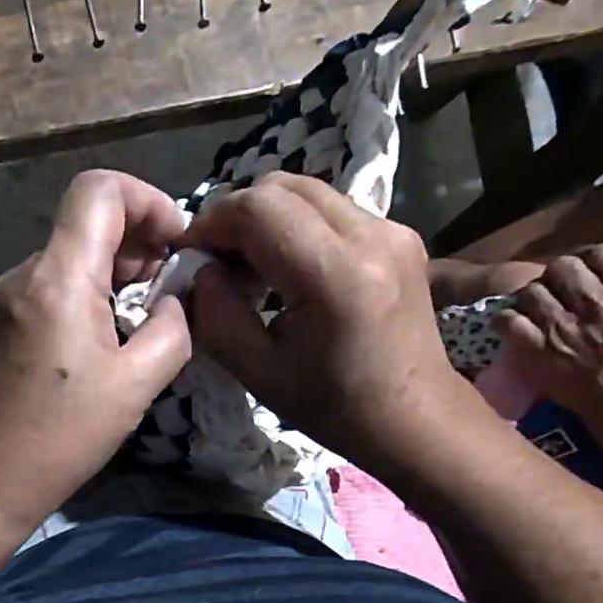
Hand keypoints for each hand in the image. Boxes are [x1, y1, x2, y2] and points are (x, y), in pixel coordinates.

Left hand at [0, 170, 190, 528]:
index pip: (99, 189)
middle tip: (167, 289)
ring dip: (113, 270)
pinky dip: (86, 292)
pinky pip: (51, 286)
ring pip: (69, 254)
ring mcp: (6, 299)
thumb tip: (179, 299)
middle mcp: (25, 275)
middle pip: (86, 221)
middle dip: (137, 241)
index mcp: (58, 278)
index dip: (147, 199)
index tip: (174, 245)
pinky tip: (105, 335)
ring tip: (142, 316)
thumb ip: (173, 326)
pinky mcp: (1, 323)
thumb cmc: (64, 435)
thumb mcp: (137, 383)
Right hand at [178, 172, 466, 451]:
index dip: (213, 222)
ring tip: (247, 267)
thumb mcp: (256, 372)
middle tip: (216, 262)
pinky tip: (283, 270)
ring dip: (263, 219)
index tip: (191, 257)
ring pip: (305, 191)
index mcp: (336, 277)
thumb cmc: (330, 404)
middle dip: (234, 216)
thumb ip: (218, 316)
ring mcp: (391, 229)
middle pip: (281, 186)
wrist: (411, 416)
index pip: (259, 209)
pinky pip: (328, 208)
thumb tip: (200, 272)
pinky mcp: (397, 233)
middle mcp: (371, 236)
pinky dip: (292, 227)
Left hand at [494, 243, 602, 438]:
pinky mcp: (536, 349)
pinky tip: (513, 325)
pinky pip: (507, 320)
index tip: (585, 271)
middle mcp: (597, 303)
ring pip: (530, 290)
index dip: (590, 258)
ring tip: (534, 309)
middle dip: (556, 276)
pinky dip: (506, 319)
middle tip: (555, 291)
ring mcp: (562, 326)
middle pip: (562, 267)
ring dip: (529, 296)